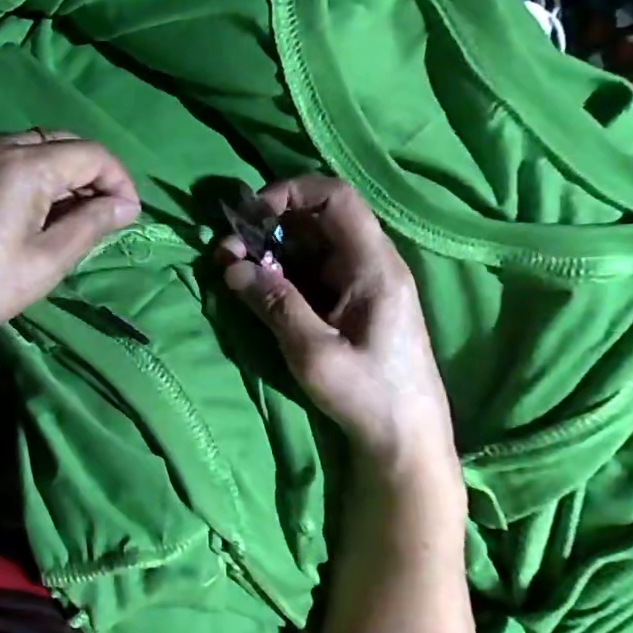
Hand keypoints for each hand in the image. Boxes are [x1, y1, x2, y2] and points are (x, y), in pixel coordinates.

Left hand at [0, 129, 139, 357]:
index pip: (90, 154)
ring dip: (65, 174)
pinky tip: (40, 211)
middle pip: (63, 143)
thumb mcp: (46, 262)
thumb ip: (91, 225)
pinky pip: (11, 157)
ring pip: (37, 147)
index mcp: (23, 165)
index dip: (118, 180)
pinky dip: (36, 176)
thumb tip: (126, 206)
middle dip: (93, 174)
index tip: (129, 215)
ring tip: (76, 218)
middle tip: (106, 216)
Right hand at [216, 176, 453, 470]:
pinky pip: (310, 272)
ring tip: (231, 271)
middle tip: (226, 252)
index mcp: (373, 266)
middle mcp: (369, 264)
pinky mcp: (348, 303)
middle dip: (267, 227)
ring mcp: (359, 284)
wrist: (405, 440)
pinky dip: (279, 274)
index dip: (290, 193)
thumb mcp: (314, 353)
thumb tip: (231, 266)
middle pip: (315, 220)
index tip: (251, 217)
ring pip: (309, 246)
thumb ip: (274, 304)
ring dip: (268, 251)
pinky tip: (255, 290)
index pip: (335, 198)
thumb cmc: (368, 395)